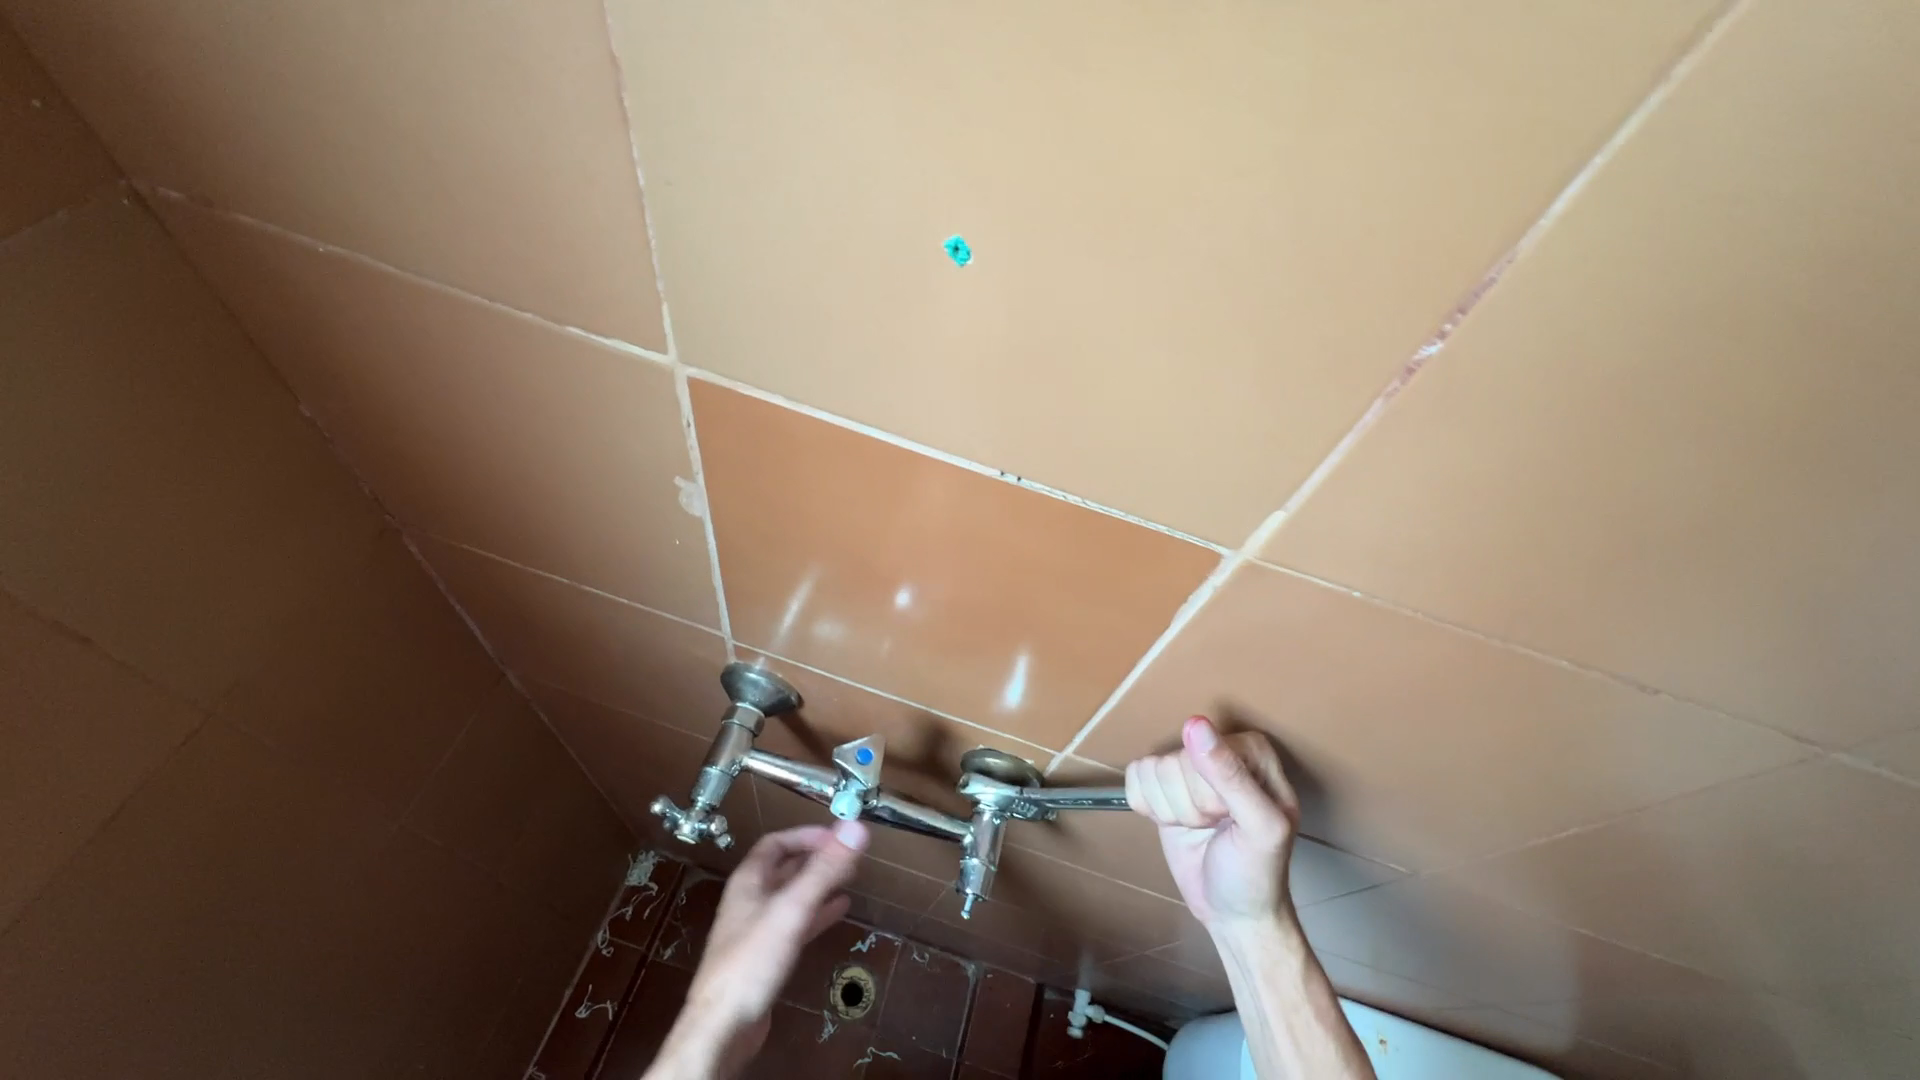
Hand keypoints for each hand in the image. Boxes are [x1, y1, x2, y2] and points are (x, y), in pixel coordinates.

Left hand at [649, 821, 868, 1078]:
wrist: (722, 1027)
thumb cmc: (753, 960)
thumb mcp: (792, 909)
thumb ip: (824, 870)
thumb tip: (856, 827)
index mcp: (749, 881)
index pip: (776, 843)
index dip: (806, 836)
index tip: (837, 837)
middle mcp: (751, 900)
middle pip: (785, 868)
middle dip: (817, 859)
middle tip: (850, 856)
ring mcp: (757, 929)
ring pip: (792, 896)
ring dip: (819, 885)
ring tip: (851, 878)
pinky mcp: (766, 956)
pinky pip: (795, 924)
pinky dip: (817, 913)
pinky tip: (839, 911)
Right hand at [1124, 716, 1300, 928]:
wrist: (1231, 911)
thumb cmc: (1256, 872)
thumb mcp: (1258, 828)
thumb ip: (1230, 775)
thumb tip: (1195, 724)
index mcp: (1251, 750)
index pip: (1202, 751)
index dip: (1210, 792)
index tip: (1232, 817)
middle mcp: (1217, 750)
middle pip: (1174, 762)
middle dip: (1190, 807)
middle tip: (1217, 827)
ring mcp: (1186, 767)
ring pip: (1152, 770)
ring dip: (1171, 811)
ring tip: (1202, 828)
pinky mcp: (1160, 784)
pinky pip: (1134, 777)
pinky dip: (1150, 809)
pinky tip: (1176, 824)